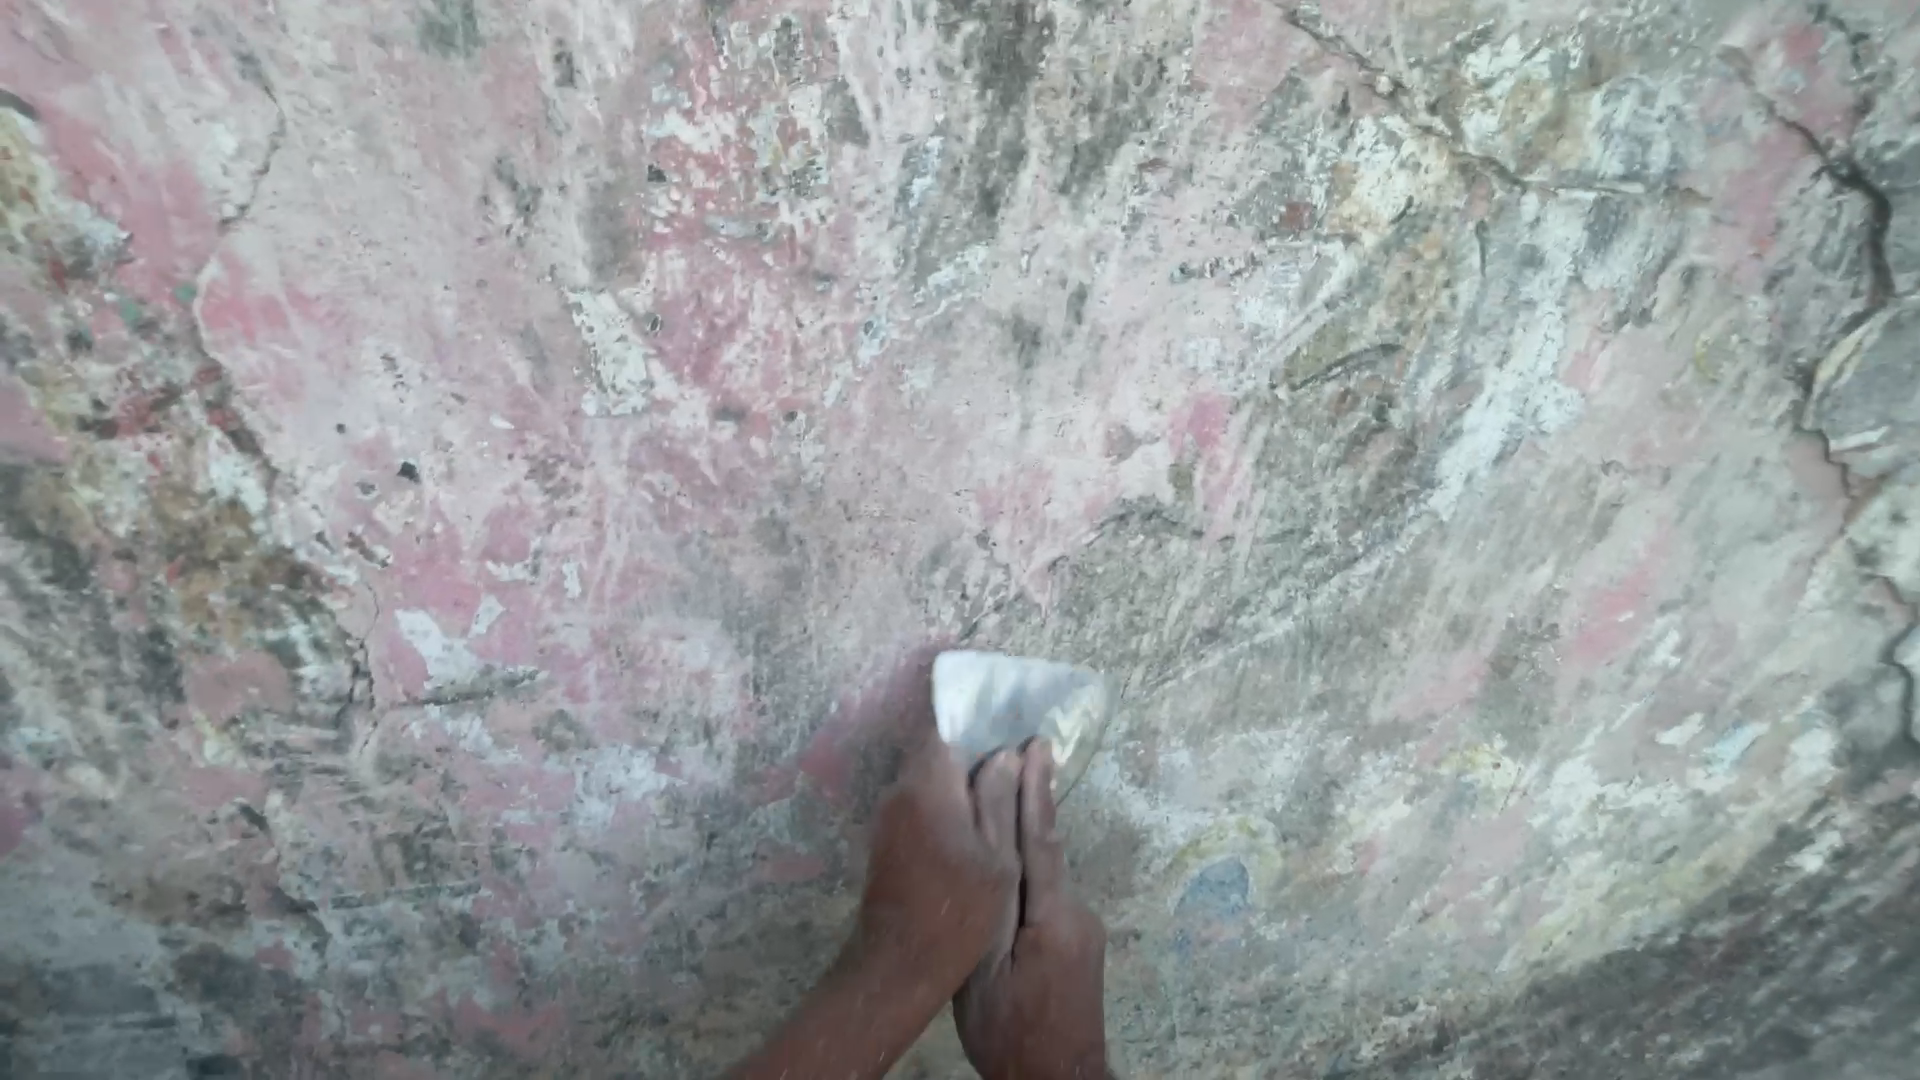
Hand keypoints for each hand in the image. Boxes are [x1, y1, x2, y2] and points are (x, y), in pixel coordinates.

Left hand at [852, 733, 1022, 993]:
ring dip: (960, 779)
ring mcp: (888, 811)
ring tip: (1000, 797)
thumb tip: (1009, 754)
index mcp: (928, 786)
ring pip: (929, 774)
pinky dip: (946, 800)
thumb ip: (1001, 799)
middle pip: (938, 749)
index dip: (978, 723)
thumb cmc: (958, 912)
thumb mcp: (998, 858)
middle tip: (1014, 767)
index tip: (1008, 731)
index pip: (947, 728)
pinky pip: (920, 798)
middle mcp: (901, 789)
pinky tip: (973, 824)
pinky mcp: (886, 833)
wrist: (898, 964)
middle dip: (974, 752)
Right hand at [955, 741, 1109, 1079]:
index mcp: (1051, 917)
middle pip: (1047, 844)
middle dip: (1036, 794)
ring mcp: (1082, 924)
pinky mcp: (1079, 937)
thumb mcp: (983, 977)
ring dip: (1030, 824)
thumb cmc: (1011, 1032)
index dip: (1033, 791)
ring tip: (1012, 784)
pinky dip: (1032, 857)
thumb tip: (991, 850)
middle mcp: (1075, 910)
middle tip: (1034, 745)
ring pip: (1047, 865)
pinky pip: (1050, 886)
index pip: (1038, 840)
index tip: (1033, 748)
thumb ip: (988, 910)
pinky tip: (1014, 850)